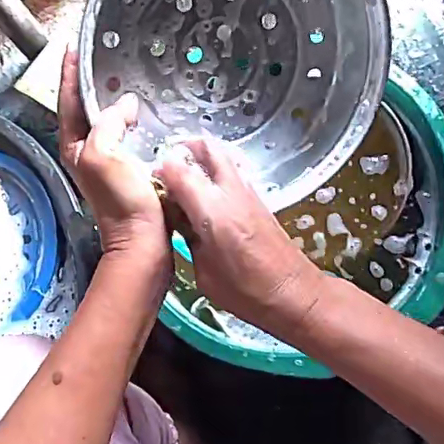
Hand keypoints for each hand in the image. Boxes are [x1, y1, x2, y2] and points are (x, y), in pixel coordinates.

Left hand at [59, 47, 169, 268]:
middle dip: (92, 82)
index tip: (71, 47)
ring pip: (109, 120)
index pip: (68, 101)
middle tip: (103, 56)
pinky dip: (134, 118)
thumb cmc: (120, 202)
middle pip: (87, 108)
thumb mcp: (103, 155)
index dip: (69, 73)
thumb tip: (125, 104)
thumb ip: (108, 123)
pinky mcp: (130, 168)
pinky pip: (129, 134)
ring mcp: (109, 161)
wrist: (144, 241)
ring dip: (115, 99)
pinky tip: (147, 111)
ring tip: (126, 77)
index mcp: (76, 146)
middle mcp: (88, 151)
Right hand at [155, 137, 324, 333]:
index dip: (159, 171)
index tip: (149, 183)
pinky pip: (232, 173)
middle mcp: (231, 193)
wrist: (294, 294)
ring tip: (185, 179)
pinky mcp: (258, 200)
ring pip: (223, 157)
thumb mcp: (202, 271)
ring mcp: (248, 193)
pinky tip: (206, 197)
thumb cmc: (245, 291)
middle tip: (168, 164)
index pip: (178, 171)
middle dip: (184, 148)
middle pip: (207, 148)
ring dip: (202, 160)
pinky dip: (215, 174)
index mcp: (212, 211)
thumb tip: (174, 216)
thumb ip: (186, 236)